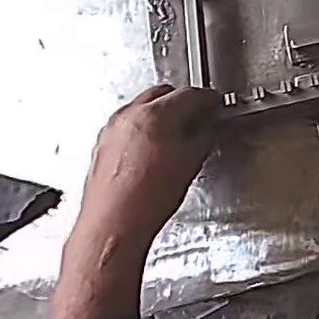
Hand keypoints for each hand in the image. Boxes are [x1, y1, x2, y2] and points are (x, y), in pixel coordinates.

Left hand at [51, 85, 220, 318]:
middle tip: (200, 115)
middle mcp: (130, 115)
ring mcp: (113, 127)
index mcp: (155, 116)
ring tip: (178, 133)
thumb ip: (202, 137)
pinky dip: (145, 126)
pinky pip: (129, 123)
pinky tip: (155, 148)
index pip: (190, 94)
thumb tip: (206, 128)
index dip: (209, 99)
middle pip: (164, 93)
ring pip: (144, 106)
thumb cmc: (147, 200)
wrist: (113, 225)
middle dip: (184, 101)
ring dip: (163, 113)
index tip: (216, 103)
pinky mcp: (103, 142)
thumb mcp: (189, 164)